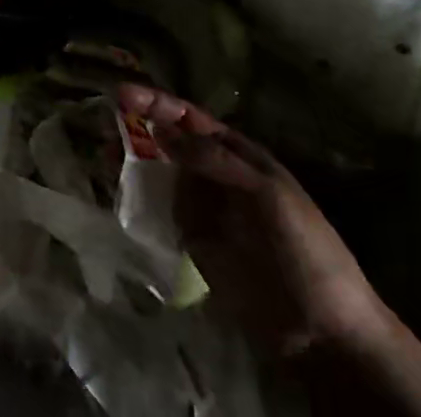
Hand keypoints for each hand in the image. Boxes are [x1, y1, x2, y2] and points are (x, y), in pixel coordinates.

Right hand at [118, 83, 392, 359]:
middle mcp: (215, 173)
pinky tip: (115, 191)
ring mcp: (202, 208)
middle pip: (169, 141)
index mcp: (238, 153)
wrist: (320, 326)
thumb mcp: (266, 192)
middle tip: (103, 123)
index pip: (190, 119)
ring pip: (159, 173)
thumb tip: (160, 130)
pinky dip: (136, 198)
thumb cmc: (303, 246)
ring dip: (131, 160)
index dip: (157, 103)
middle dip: (137, 128)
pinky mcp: (191, 241)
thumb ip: (213, 160)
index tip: (121, 93)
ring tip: (101, 154)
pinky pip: (159, 211)